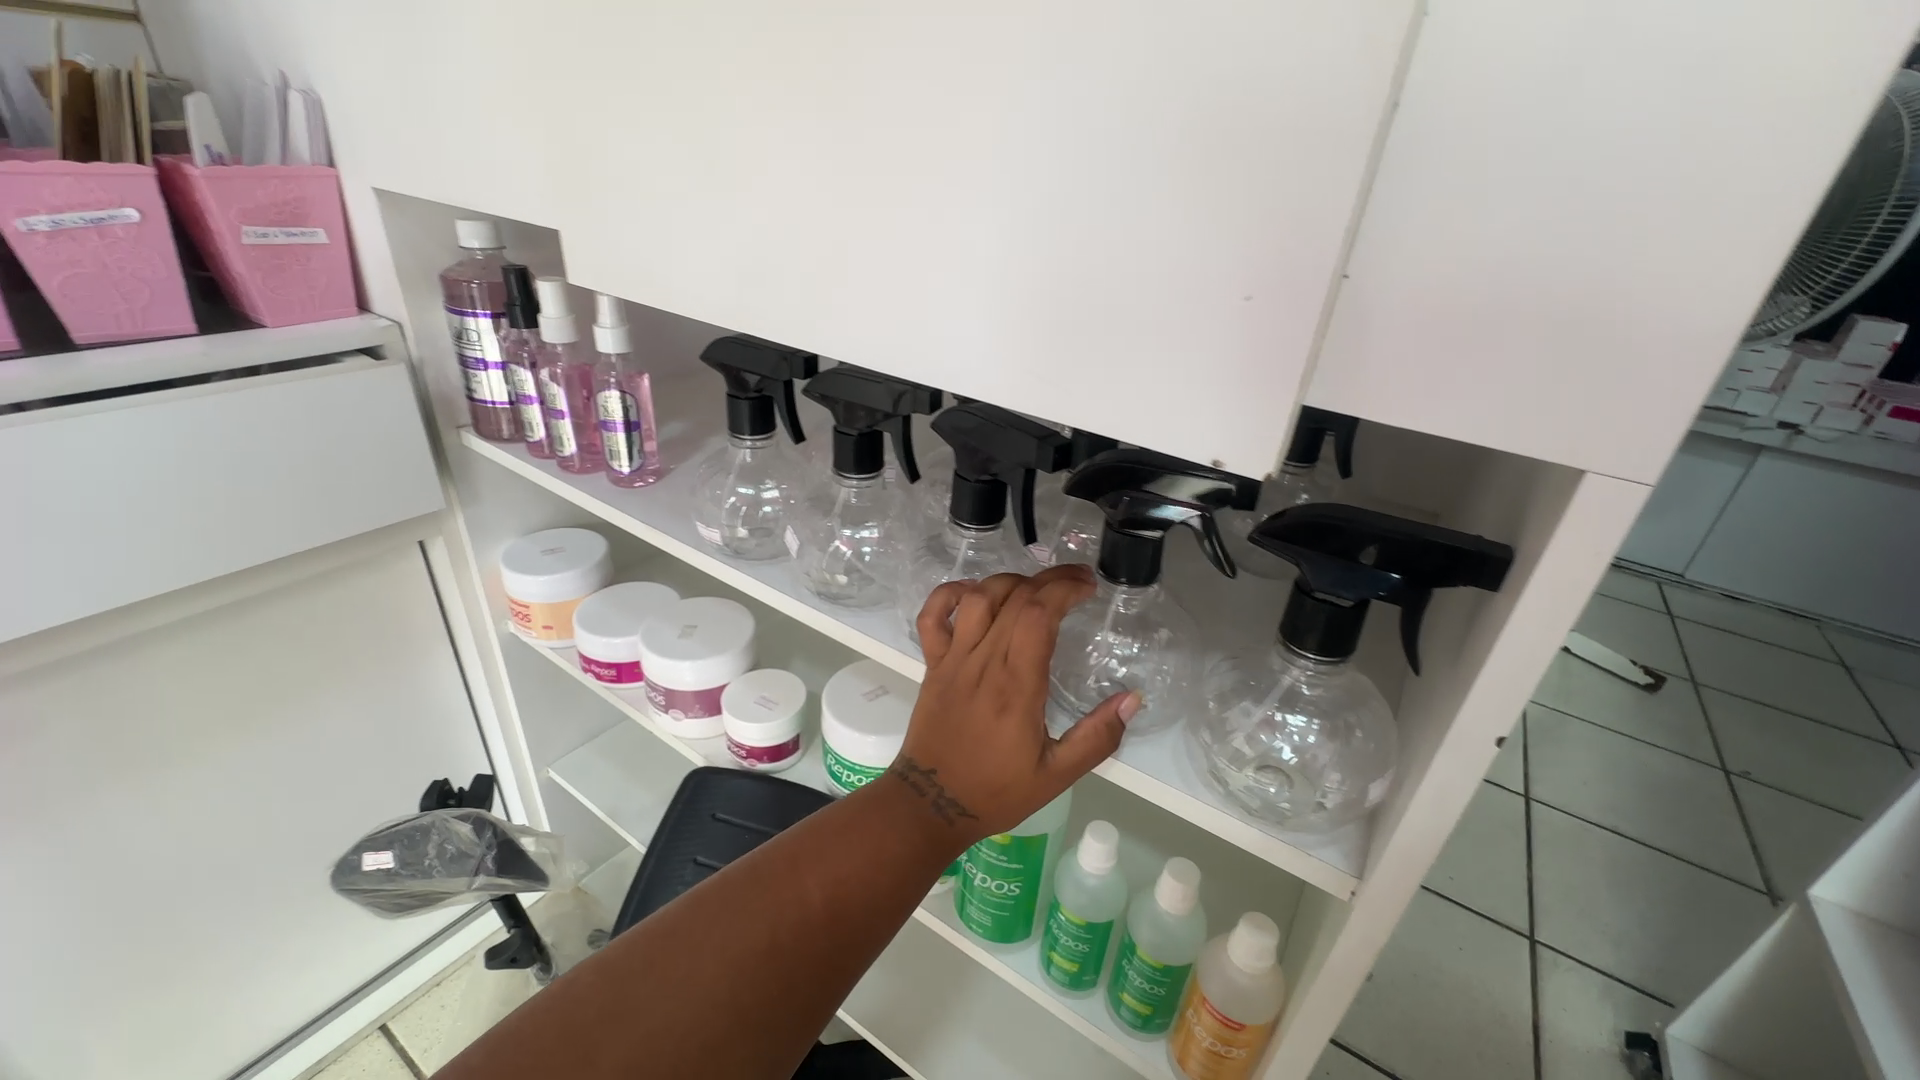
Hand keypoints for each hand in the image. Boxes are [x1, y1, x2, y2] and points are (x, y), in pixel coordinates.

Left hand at [886, 565, 1140, 846]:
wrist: (931, 805)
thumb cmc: (996, 791)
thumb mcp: (1057, 775)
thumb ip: (1097, 737)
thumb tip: (1133, 699)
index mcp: (1016, 685)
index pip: (1039, 614)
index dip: (1064, 589)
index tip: (1089, 587)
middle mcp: (983, 662)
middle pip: (1015, 597)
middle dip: (1050, 578)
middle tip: (1078, 581)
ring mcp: (952, 660)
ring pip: (977, 597)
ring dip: (1010, 581)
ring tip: (1036, 589)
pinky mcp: (932, 665)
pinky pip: (932, 616)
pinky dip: (950, 593)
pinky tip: (974, 594)